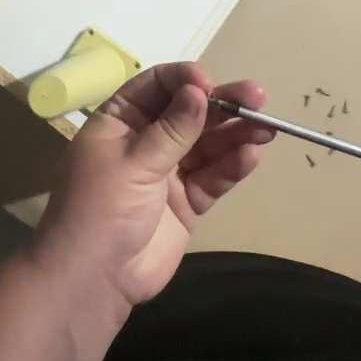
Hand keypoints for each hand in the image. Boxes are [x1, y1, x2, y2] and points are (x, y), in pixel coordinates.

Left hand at [27, 63, 271, 308]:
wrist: (93, 280)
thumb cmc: (100, 209)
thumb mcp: (133, 163)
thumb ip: (172, 130)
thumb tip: (199, 91)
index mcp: (120, 121)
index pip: (155, 86)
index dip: (184, 80)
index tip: (210, 83)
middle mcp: (145, 140)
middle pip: (188, 112)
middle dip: (222, 103)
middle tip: (258, 96)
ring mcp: (167, 172)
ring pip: (207, 144)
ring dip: (236, 133)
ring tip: (266, 125)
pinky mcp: (186, 202)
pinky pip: (212, 177)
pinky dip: (232, 166)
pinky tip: (251, 155)